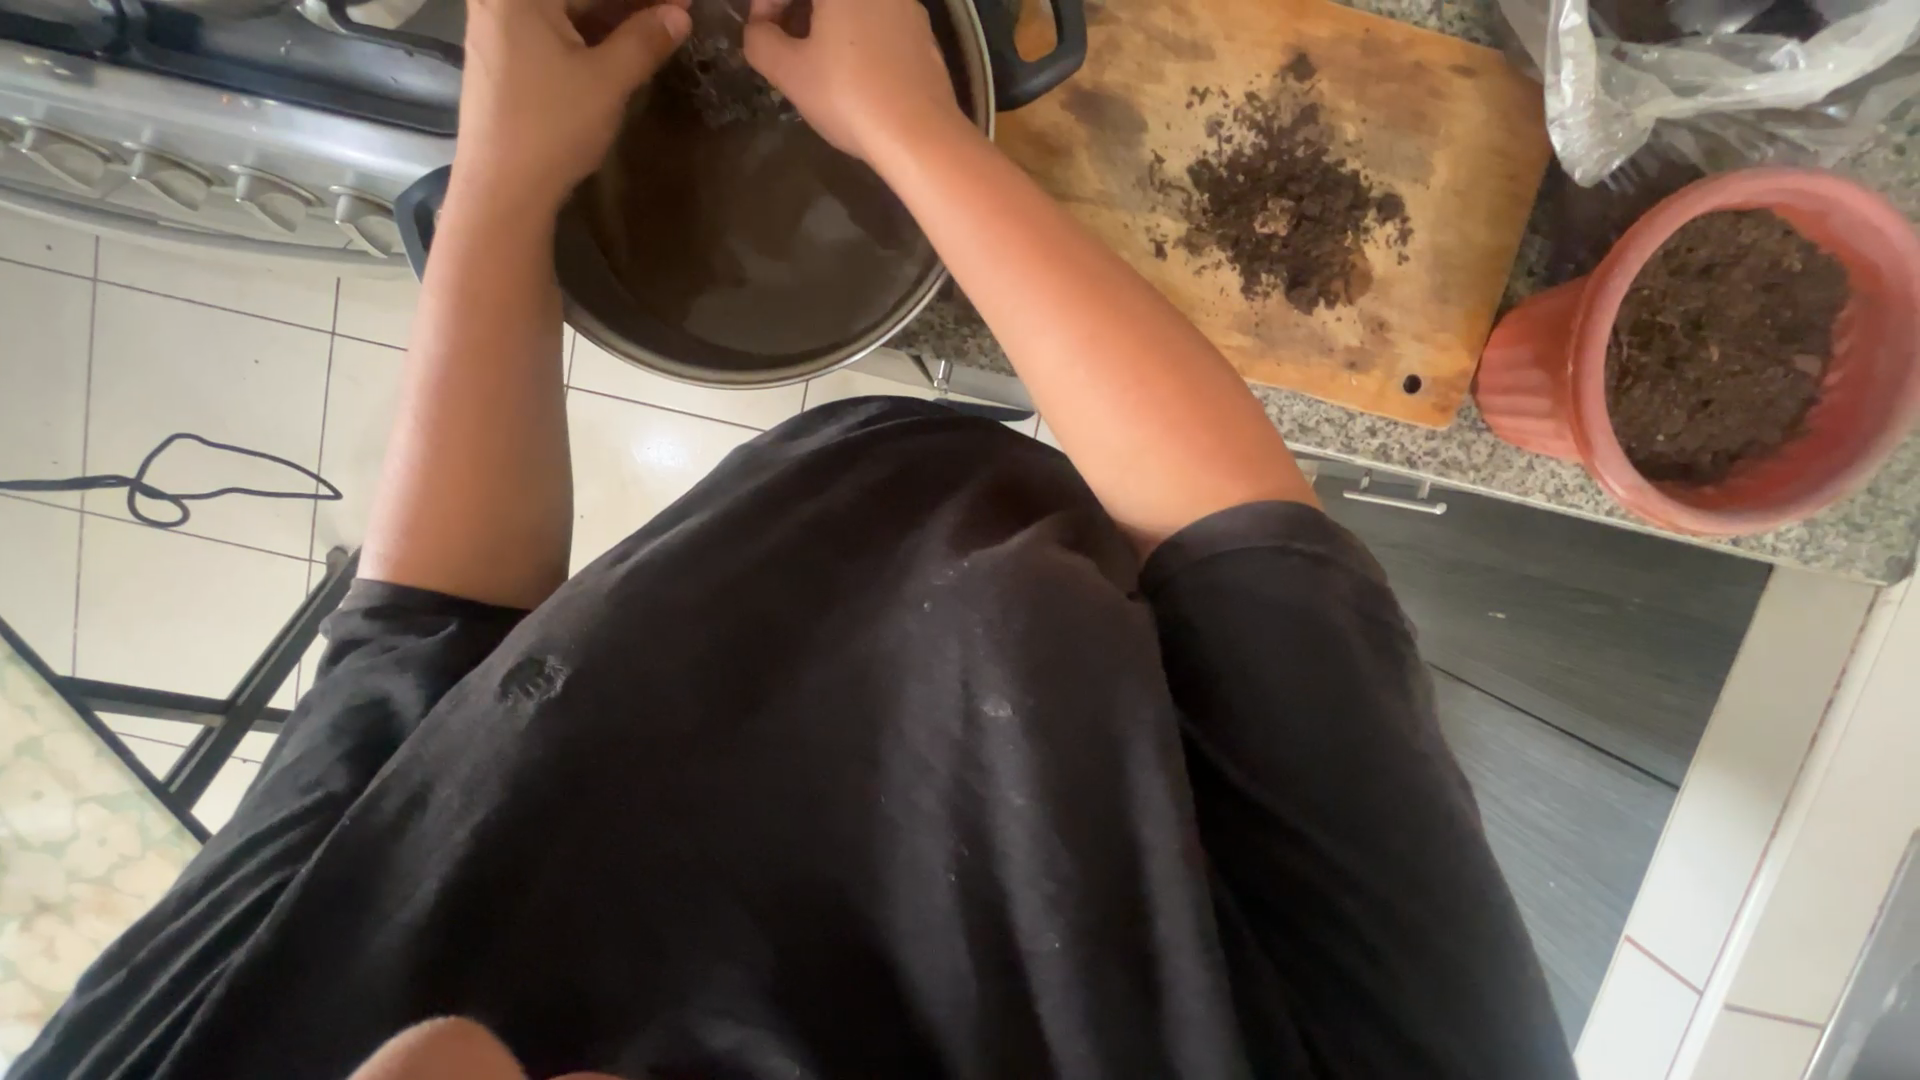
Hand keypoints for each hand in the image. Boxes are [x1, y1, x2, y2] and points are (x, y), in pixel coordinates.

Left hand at [456, 0, 692, 212]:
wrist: (503, 184)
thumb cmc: (553, 125)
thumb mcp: (607, 81)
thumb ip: (643, 42)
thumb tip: (681, 14)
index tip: (682, 2)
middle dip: (629, 2)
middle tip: (676, 10)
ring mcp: (498, 24)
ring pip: (565, 9)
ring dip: (611, 15)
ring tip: (657, 27)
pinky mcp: (504, 54)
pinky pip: (553, 27)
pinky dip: (589, 31)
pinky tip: (620, 42)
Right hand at [743, 0, 966, 162]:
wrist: (920, 135)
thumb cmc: (849, 97)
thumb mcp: (790, 73)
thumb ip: (761, 42)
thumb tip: (758, 32)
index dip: (767, 3)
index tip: (761, 34)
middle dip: (798, 12)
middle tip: (787, 47)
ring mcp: (907, 5)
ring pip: (855, 6)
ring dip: (829, 25)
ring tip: (819, 65)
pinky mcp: (925, 35)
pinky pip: (881, 23)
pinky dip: (860, 38)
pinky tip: (856, 77)